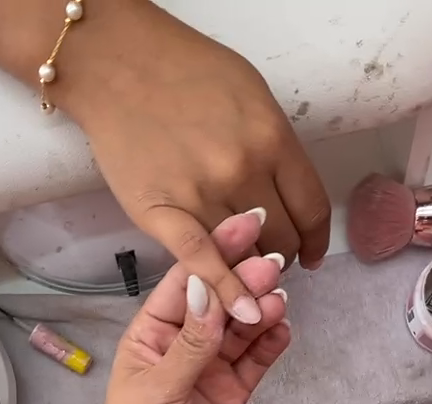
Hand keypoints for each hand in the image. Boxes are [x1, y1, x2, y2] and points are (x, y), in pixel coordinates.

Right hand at [56, 3, 328, 326]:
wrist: (116, 65)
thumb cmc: (183, 71)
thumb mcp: (250, 94)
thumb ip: (273, 145)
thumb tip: (287, 192)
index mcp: (272, 138)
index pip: (310, 208)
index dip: (315, 240)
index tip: (311, 255)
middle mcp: (243, 170)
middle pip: (281, 239)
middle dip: (281, 258)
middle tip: (269, 263)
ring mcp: (202, 195)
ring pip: (244, 256)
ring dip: (249, 272)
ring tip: (244, 273)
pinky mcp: (162, 214)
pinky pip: (200, 262)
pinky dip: (224, 291)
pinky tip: (239, 311)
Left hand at [84, 209, 288, 403]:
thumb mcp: (158, 389)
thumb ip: (190, 342)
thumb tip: (207, 288)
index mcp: (152, 332)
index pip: (186, 282)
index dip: (214, 253)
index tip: (246, 224)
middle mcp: (184, 342)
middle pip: (220, 301)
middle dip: (245, 281)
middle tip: (274, 264)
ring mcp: (210, 366)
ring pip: (242, 328)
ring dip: (261, 311)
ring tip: (279, 301)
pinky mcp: (233, 390)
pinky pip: (256, 359)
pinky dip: (271, 344)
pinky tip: (283, 330)